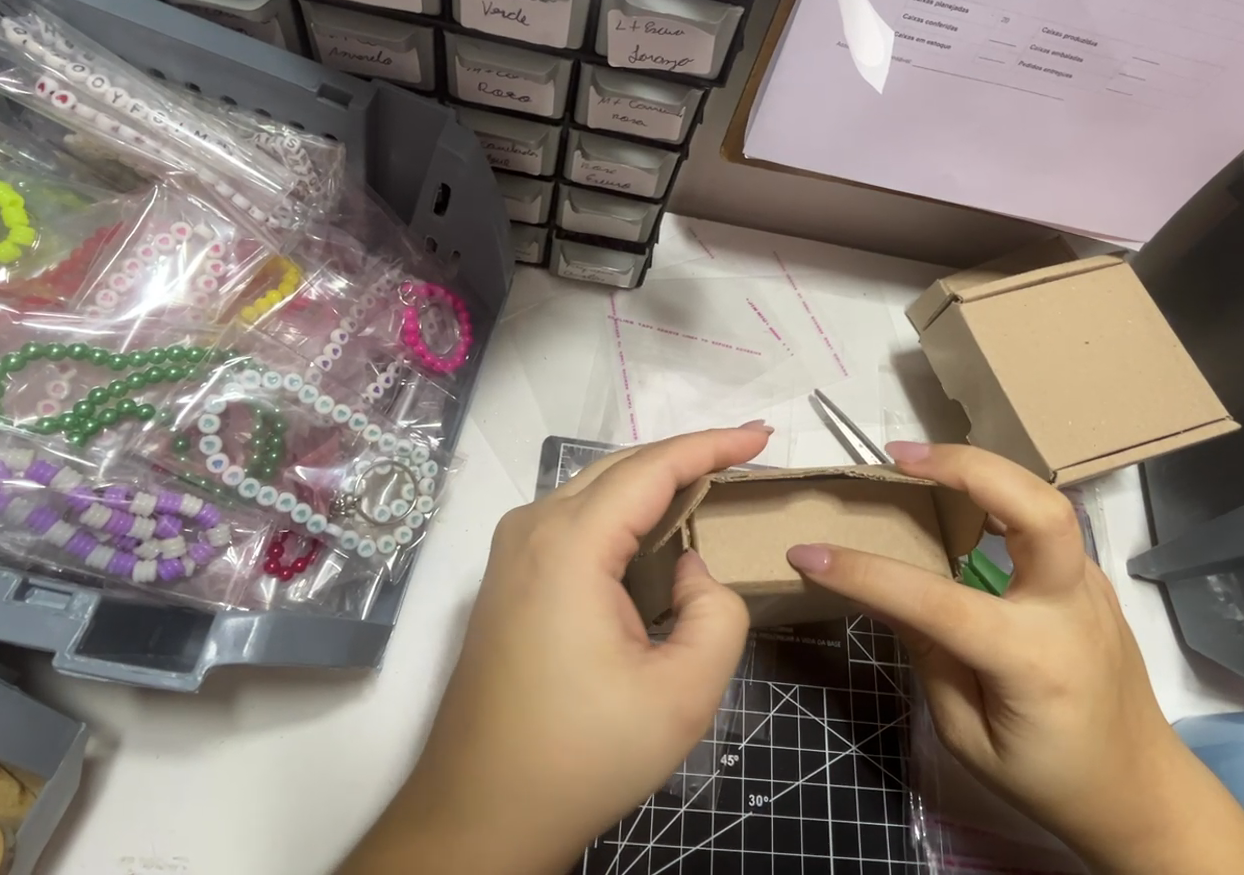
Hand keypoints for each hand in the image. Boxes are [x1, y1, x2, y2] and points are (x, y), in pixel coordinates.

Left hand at [338, 425, 770, 874]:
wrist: (481, 810)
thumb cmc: (581, 755)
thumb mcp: (682, 694)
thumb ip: (716, 614)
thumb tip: (690, 568)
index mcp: (569, 544)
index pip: (651, 468)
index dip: (711, 444)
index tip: (762, 434)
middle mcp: (531, 527)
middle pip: (621, 468)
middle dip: (686, 455)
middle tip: (747, 452)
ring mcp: (512, 549)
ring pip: (595, 490)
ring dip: (654, 483)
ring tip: (713, 483)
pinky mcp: (509, 574)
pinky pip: (575, 519)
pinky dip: (624, 514)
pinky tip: (657, 530)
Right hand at [786, 442, 1243, 874]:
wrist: (1144, 793)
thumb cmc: (1048, 778)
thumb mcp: (967, 734)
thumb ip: (925, 653)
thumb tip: (876, 590)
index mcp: (1032, 659)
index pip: (935, 601)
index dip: (865, 573)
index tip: (808, 553)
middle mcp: (1068, 607)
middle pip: (1037, 509)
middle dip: (967, 467)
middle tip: (899, 454)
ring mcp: (1088, 586)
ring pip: (1045, 503)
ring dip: (981, 470)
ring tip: (917, 461)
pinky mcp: (1088, 579)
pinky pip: (1041, 524)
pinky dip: (995, 496)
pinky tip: (957, 499)